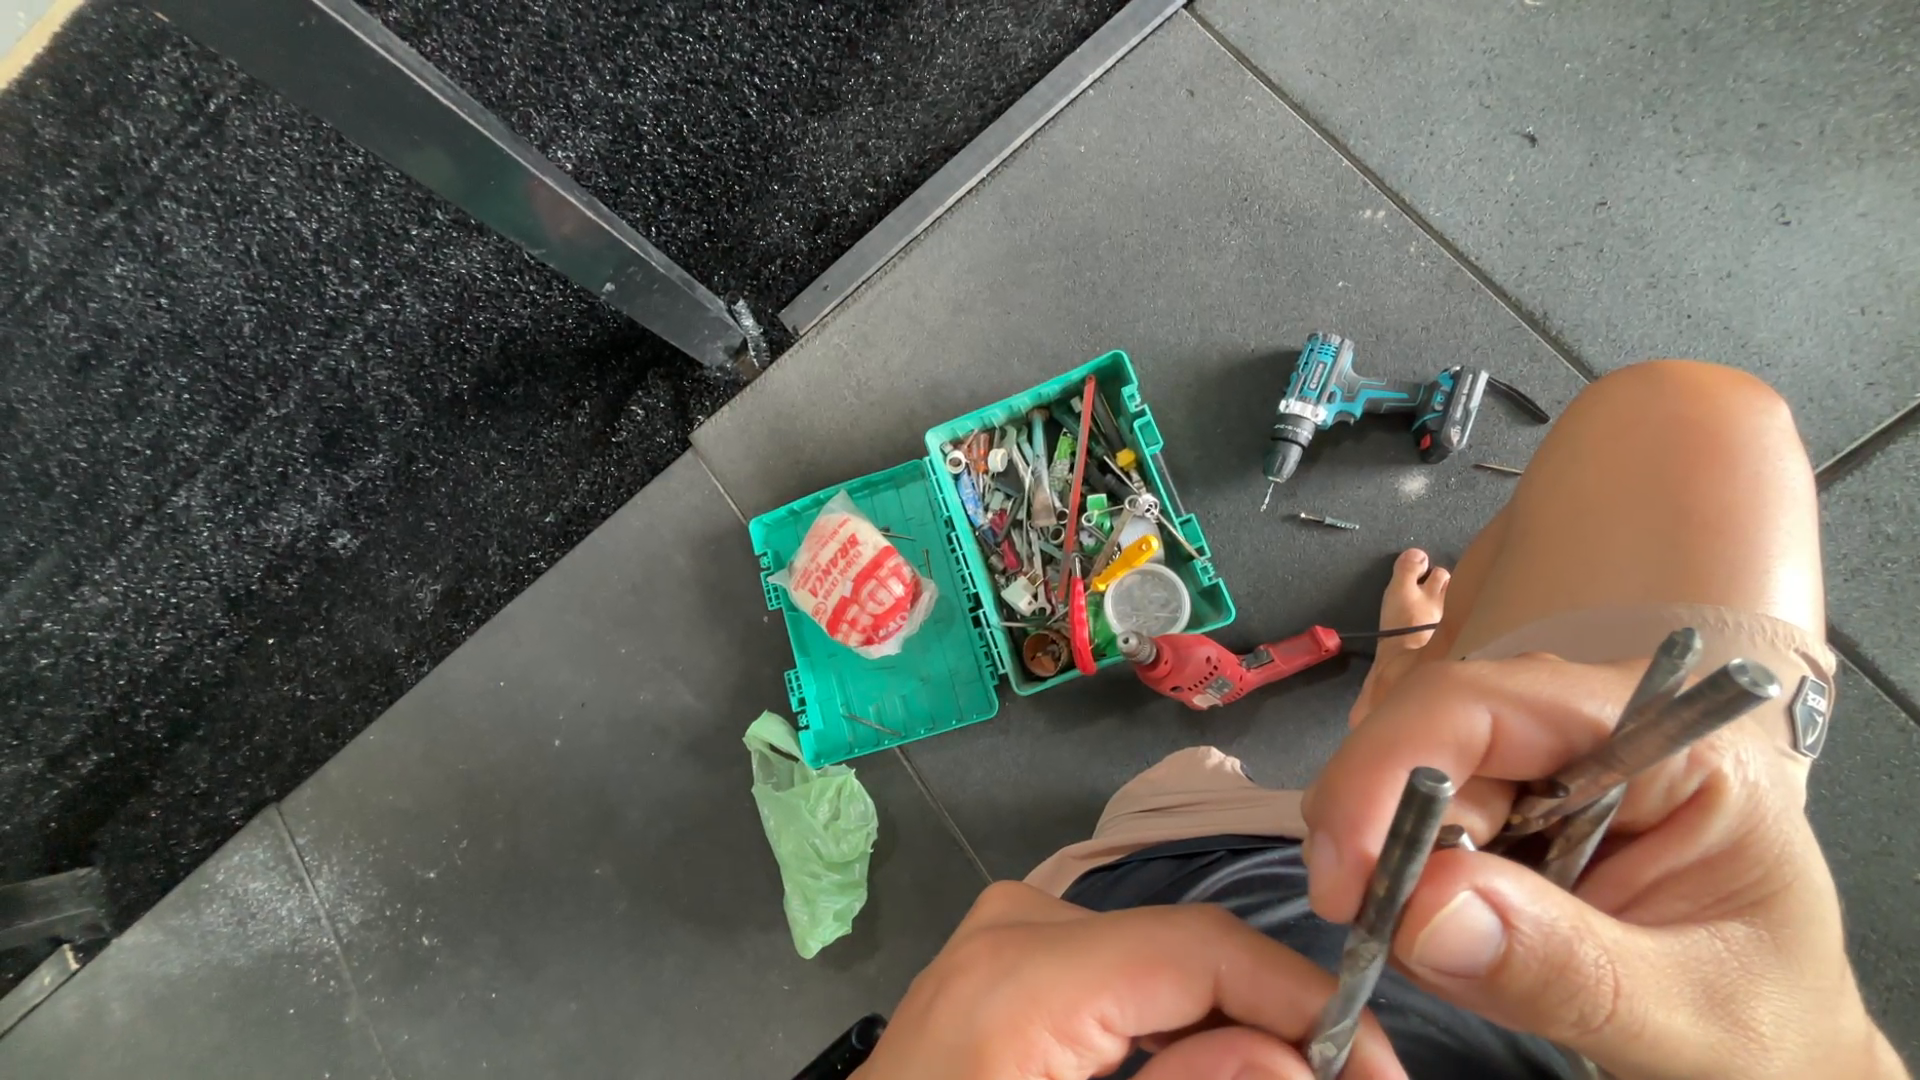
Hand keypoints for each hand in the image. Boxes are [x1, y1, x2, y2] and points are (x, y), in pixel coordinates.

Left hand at [855, 881, 1406, 1079]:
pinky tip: (1191, 1059)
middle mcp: (1015, 920)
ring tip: (1270, 1069)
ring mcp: (1005, 925)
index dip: (1300, 998)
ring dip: (1220, 1021)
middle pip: (1181, 950)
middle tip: (1330, 1078)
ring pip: (1155, 956)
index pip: (1196, 946)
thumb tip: (1295, 1057)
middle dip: (1266, 1019)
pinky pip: (1113, 966)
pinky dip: (1166, 1016)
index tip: (1376, 1065)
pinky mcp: (1005, 946)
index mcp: (1024, 972)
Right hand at [1303, 655, 1908, 1079]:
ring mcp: (1523, 751)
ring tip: (1432, 945)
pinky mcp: (1489, 788)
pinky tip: (1434, 924)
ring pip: (1395, 773)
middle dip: (1379, 833)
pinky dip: (1391, 871)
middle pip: (1418, 736)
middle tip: (1367, 926)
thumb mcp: (1692, 1023)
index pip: (1474, 705)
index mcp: (1656, 737)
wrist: (1772, 1049)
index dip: (1385, 770)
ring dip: (1385, 861)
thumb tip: (1419, 913)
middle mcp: (1572, 719)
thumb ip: (1565, 970)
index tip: (1342, 877)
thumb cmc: (1765, 1031)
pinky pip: (1398, 808)